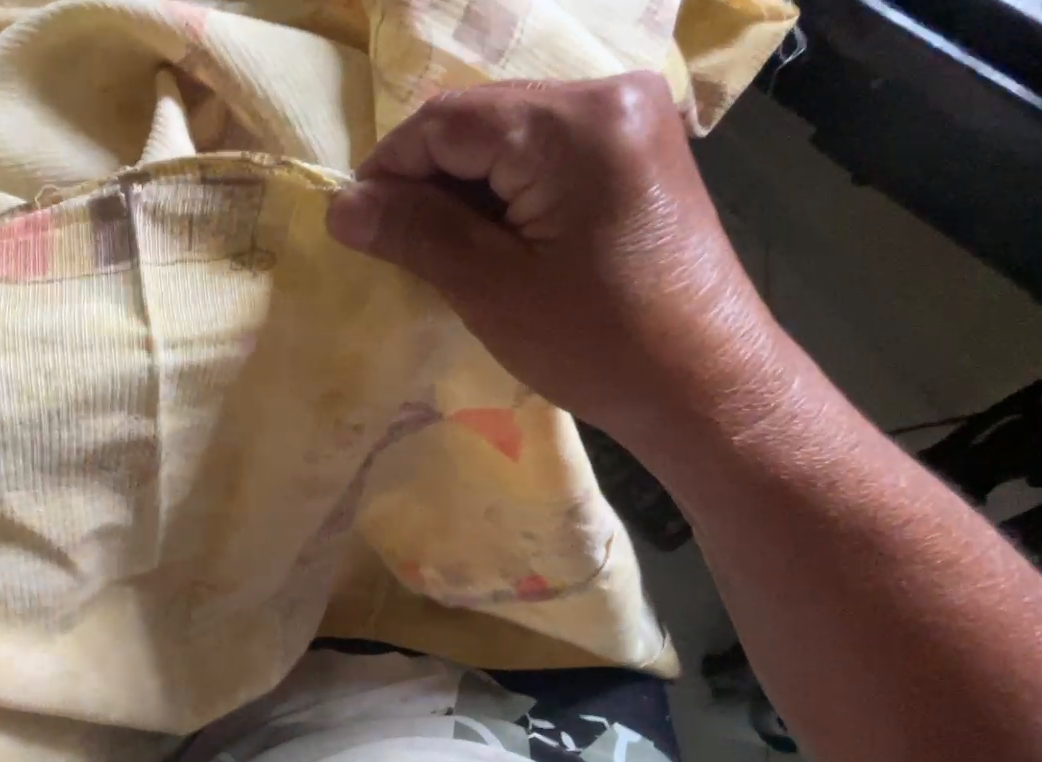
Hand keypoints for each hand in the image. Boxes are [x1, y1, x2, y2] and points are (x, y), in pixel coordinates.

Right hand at [327, 74, 782, 443]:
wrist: (703, 384)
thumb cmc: (595, 344)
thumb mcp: (491, 289)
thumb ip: (414, 233)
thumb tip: (339, 207)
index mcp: (576, 123)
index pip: (448, 120)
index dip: (388, 169)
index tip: (357, 228)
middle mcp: (609, 96)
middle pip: (479, 120)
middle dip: (425, 180)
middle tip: (398, 246)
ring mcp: (628, 121)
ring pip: (507, 138)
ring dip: (461, 190)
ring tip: (445, 252)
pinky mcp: (634, 153)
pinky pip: (542, 155)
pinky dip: (502, 194)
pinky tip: (492, 243)